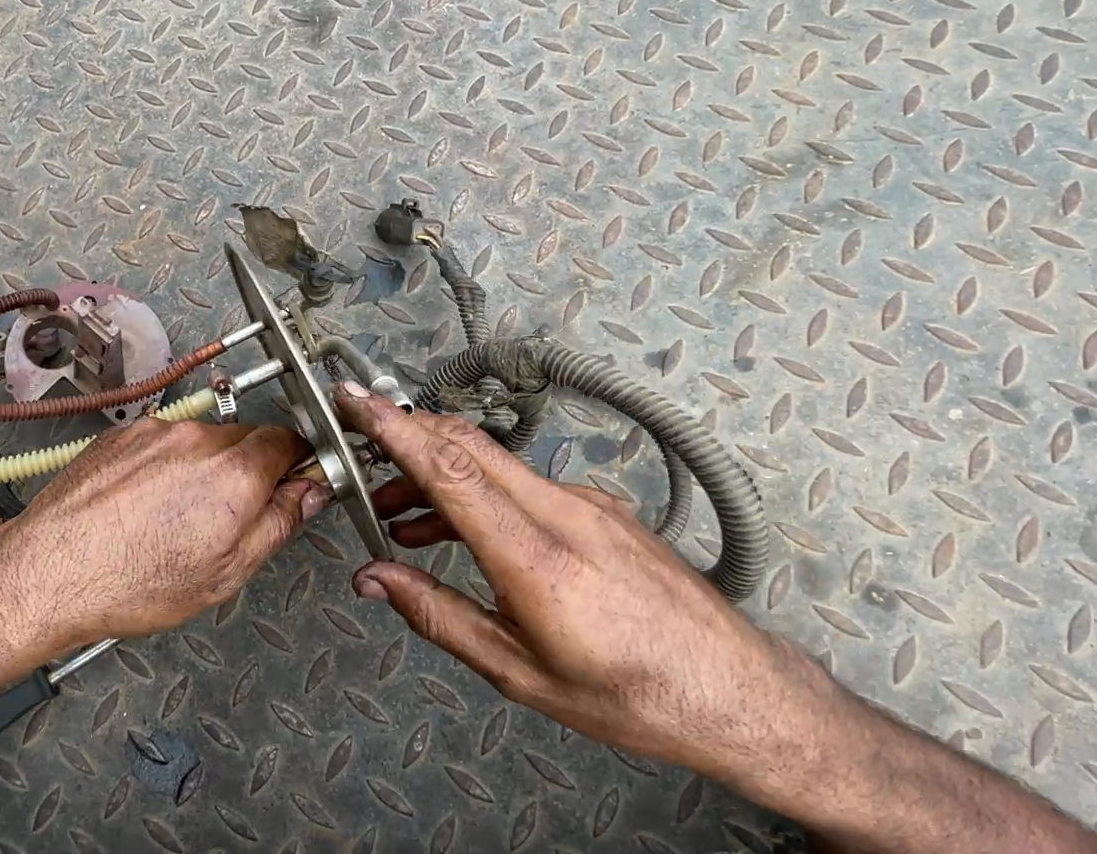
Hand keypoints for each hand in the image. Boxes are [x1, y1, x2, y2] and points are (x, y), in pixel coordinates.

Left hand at [0, 419, 326, 655]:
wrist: (51, 570)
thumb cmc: (130, 582)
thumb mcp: (226, 573)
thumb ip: (278, 524)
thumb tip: (307, 494)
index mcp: (233, 473)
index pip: (287, 441)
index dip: (294, 463)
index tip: (291, 481)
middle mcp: (196, 439)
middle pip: (244, 439)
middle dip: (247, 471)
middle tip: (227, 516)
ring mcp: (154, 432)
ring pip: (200, 441)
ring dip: (202, 468)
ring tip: (174, 518)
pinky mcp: (122, 435)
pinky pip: (161, 442)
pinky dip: (164, 465)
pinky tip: (145, 506)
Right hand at [334, 383, 837, 784]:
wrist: (741, 695)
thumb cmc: (633, 695)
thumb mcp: (519, 673)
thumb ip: (436, 615)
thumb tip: (373, 578)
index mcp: (538, 561)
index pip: (452, 471)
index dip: (395, 430)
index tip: (354, 400)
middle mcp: (563, 514)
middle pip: (465, 444)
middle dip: (403, 441)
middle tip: (360, 464)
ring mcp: (586, 504)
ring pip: (490, 462)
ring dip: (434, 473)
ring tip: (397, 519)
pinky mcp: (600, 507)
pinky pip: (520, 481)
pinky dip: (474, 491)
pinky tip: (456, 531)